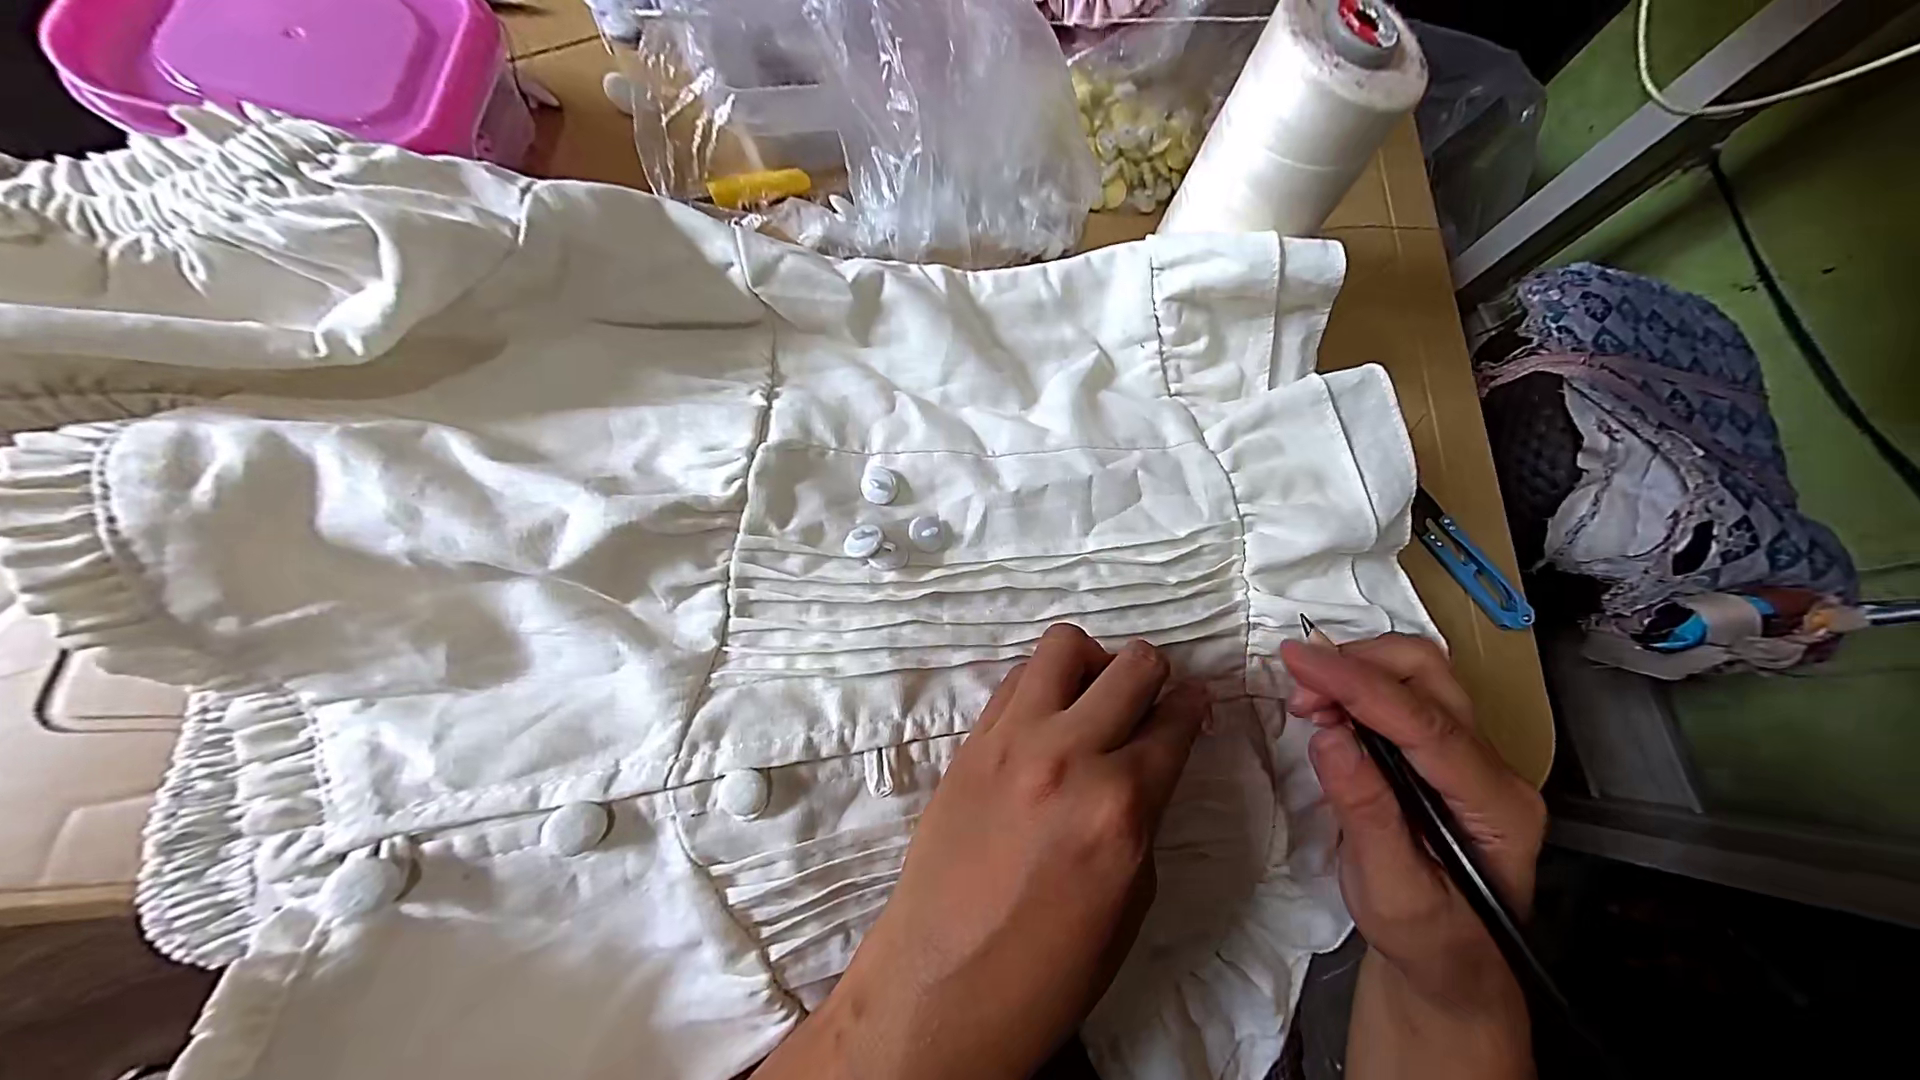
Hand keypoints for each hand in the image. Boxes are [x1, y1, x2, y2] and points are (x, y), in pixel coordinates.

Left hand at [756, 624, 1209, 1079]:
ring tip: (1093, 696)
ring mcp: (1011, 740)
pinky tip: (1047, 715)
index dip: (1194, 707)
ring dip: (1093, 662)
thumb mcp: (1131, 898)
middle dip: (1154, 673)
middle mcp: (1068, 756)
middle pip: (1131, 665)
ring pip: (1063, 646)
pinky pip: (1016, 678)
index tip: (1196, 702)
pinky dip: (1043, 683)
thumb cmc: (1050, 966)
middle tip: (1150, 697)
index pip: (1174, 723)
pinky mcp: (971, 741)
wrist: (942, 982)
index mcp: (1120, 807)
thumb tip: (1149, 760)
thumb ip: (1145, 812)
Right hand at [1281, 634, 1545, 1079]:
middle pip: (1432, 676)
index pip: (1425, 724)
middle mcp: (1492, 767)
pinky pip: (1401, 691)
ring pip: (1418, 673)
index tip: (1298, 660)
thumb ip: (1366, 814)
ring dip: (1354, 670)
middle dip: (1358, 665)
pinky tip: (1326, 709)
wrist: (1451, 960)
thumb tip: (1329, 737)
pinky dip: (1354, 683)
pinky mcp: (1441, 747)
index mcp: (1496, 808)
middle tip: (1301, 689)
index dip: (1357, 684)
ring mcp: (1471, 753)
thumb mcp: (1393, 892)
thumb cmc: (1426, 938)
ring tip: (1308, 703)